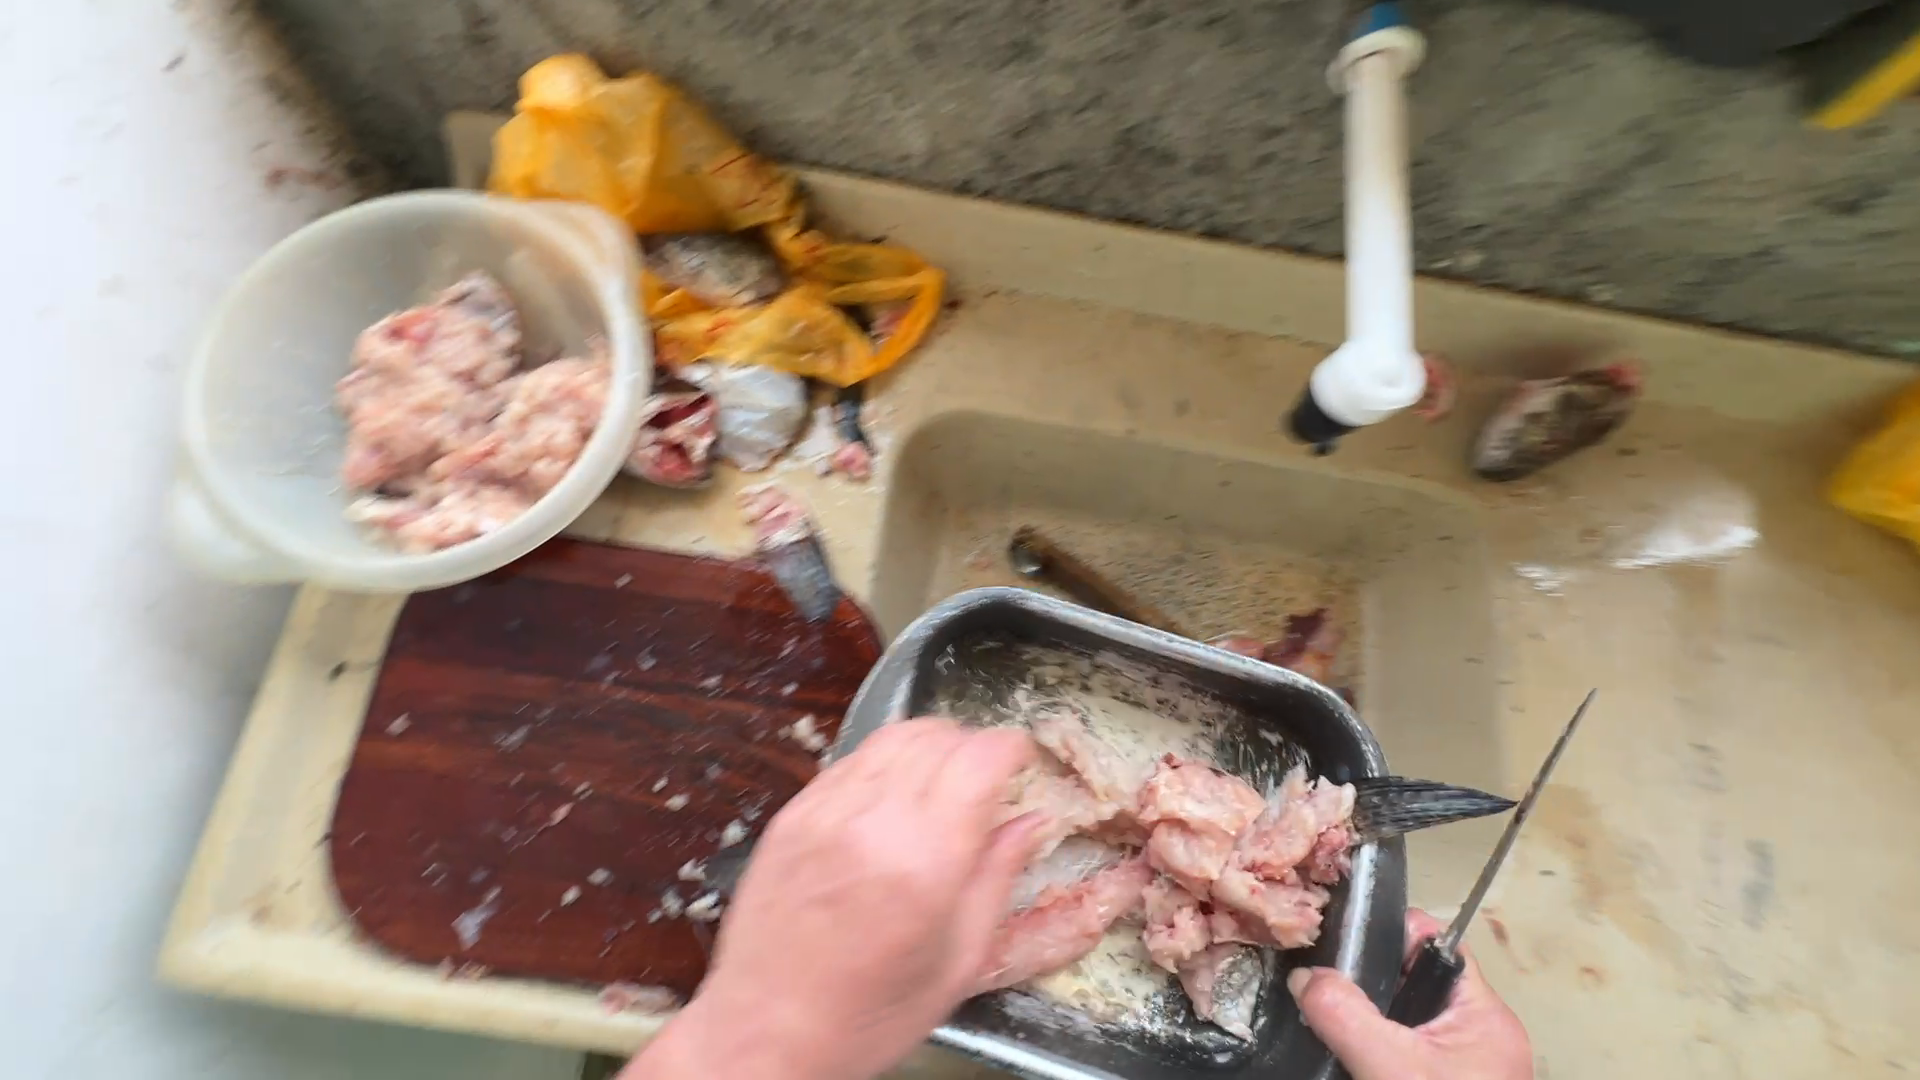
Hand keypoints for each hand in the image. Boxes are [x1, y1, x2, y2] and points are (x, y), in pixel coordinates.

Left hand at [624, 718, 1040, 1079]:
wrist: (762, 1032)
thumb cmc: (871, 1013)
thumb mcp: (958, 962)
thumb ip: (1000, 877)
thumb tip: (1034, 820)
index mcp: (926, 861)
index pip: (979, 759)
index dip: (1011, 745)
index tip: (1022, 758)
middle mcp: (876, 820)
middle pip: (940, 737)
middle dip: (974, 744)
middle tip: (986, 774)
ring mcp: (828, 809)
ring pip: (895, 735)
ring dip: (932, 742)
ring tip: (944, 773)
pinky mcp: (795, 810)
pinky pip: (854, 757)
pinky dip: (886, 758)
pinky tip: (893, 789)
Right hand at [1287, 909, 1532, 1079]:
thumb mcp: (1388, 1066)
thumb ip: (1341, 1010)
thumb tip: (1302, 975)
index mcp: (1486, 1017)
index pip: (1436, 942)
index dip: (1387, 930)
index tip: (1337, 935)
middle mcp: (1477, 1036)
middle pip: (1409, 978)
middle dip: (1362, 974)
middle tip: (1316, 975)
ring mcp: (1456, 1068)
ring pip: (1396, 1016)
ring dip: (1357, 1013)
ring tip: (1316, 1008)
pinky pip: (1393, 1049)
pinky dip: (1363, 1044)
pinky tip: (1333, 1049)